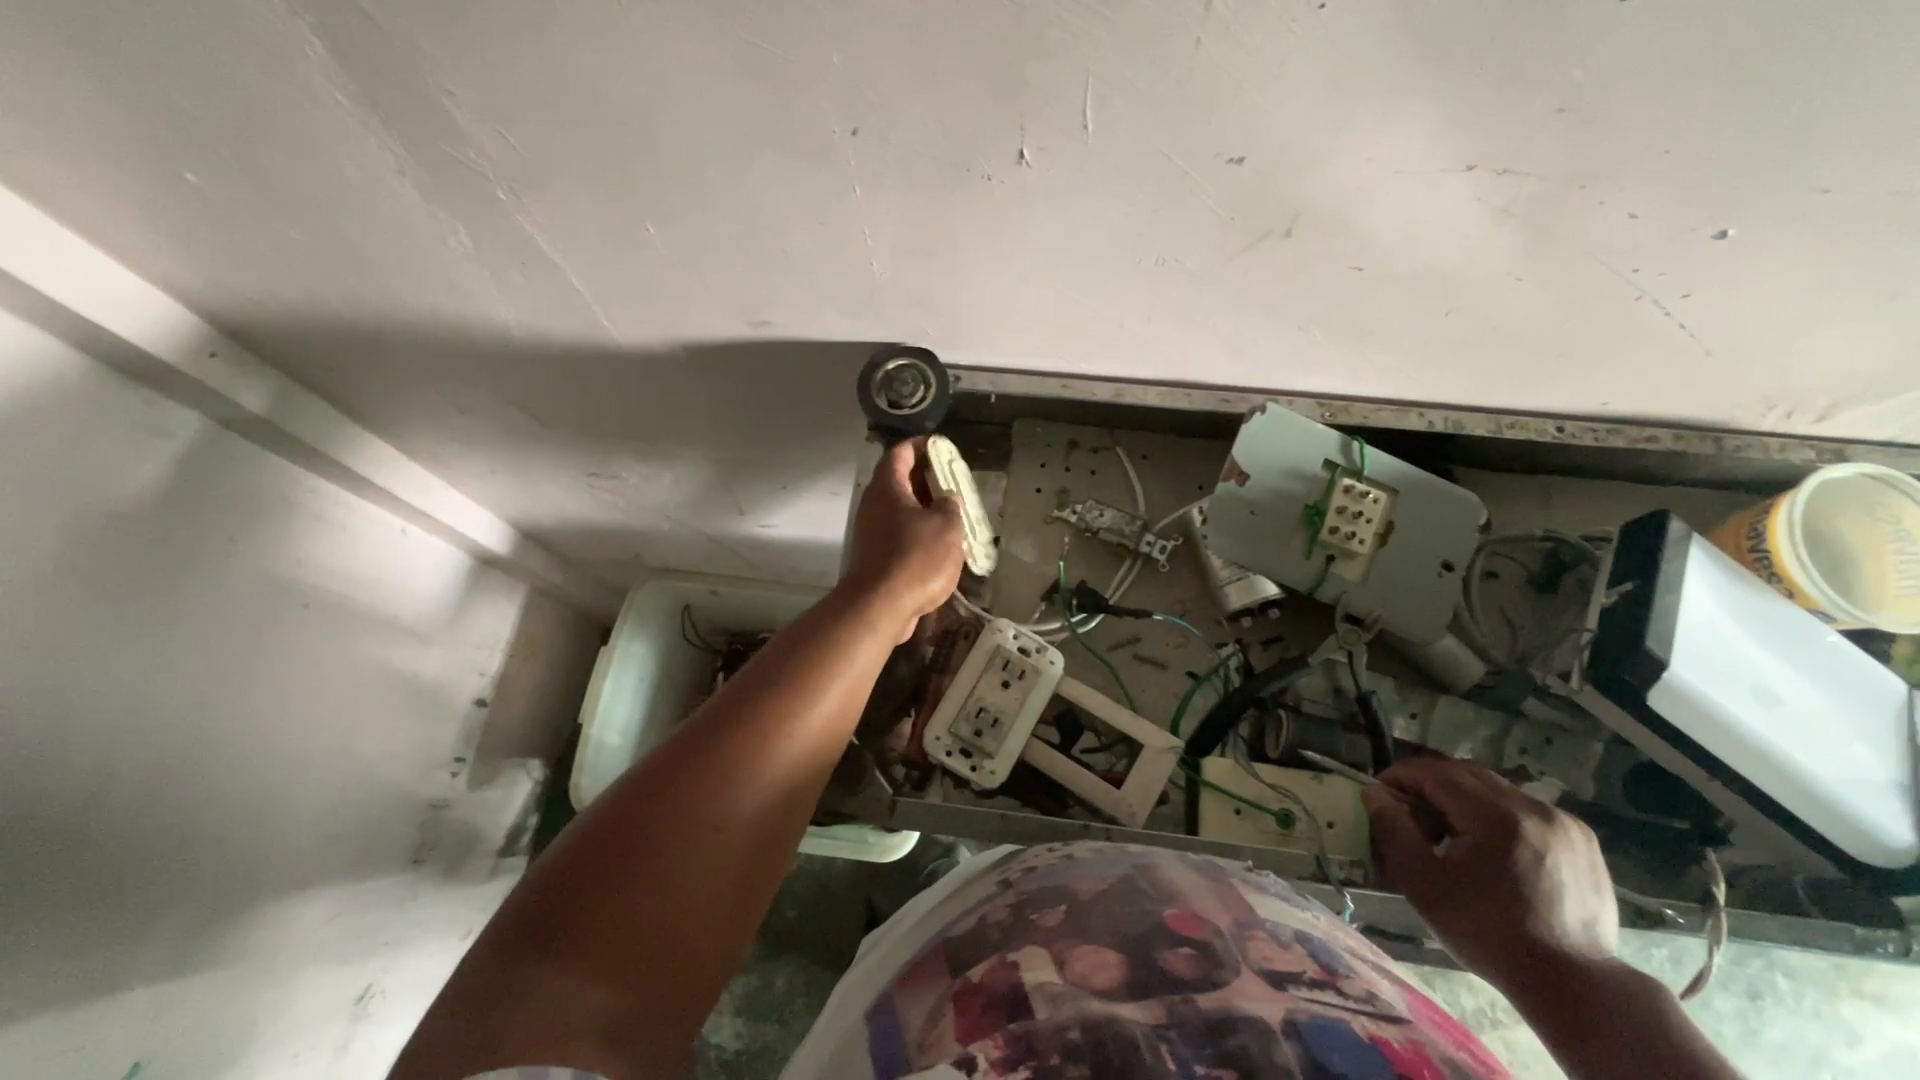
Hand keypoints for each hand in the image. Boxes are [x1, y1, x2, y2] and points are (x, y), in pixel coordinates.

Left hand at [839, 438, 965, 641]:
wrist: (880, 607)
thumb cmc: (915, 558)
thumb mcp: (946, 526)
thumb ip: (950, 505)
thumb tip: (946, 500)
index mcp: (887, 487)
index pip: (900, 453)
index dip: (921, 446)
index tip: (942, 448)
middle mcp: (873, 505)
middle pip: (898, 481)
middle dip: (926, 480)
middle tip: (954, 484)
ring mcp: (870, 533)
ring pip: (899, 512)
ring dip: (924, 511)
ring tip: (953, 517)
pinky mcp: (874, 558)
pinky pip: (899, 536)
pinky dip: (918, 535)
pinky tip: (939, 547)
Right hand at [1362, 758, 1618, 995]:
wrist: (1570, 982)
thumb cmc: (1486, 933)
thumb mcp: (1423, 885)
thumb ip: (1393, 831)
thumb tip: (1374, 793)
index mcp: (1495, 816)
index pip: (1436, 773)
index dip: (1401, 776)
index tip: (1380, 791)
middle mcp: (1534, 807)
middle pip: (1469, 774)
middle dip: (1432, 784)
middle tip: (1411, 813)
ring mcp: (1564, 821)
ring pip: (1499, 790)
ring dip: (1466, 799)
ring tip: (1451, 835)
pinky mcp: (1582, 839)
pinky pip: (1528, 810)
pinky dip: (1499, 815)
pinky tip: (1492, 849)